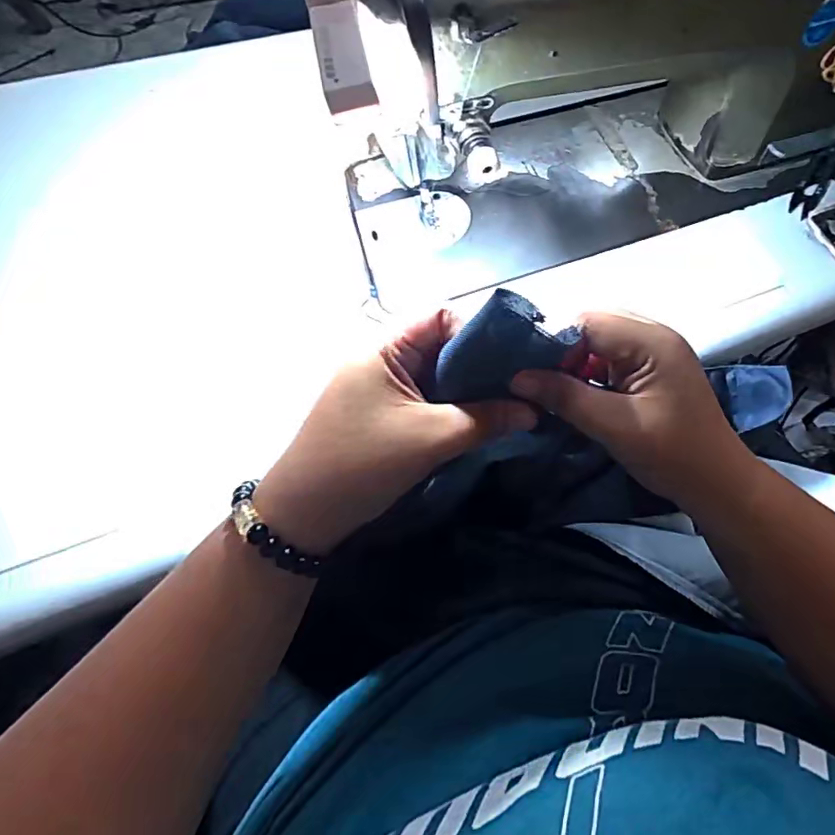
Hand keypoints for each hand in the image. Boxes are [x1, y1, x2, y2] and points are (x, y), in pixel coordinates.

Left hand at [252, 310, 536, 552]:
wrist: (300, 516)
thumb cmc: (363, 464)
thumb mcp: (432, 439)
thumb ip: (487, 419)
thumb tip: (533, 411)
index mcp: (385, 349)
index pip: (440, 317)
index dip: (476, 332)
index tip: (507, 363)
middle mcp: (380, 359)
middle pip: (440, 344)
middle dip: (478, 364)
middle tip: (515, 386)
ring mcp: (378, 386)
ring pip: (435, 373)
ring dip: (466, 388)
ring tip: (502, 404)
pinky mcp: (379, 412)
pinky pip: (424, 396)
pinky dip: (450, 405)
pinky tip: (474, 422)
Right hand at [511, 311, 753, 502]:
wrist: (719, 483)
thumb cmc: (673, 455)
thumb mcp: (615, 427)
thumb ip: (567, 398)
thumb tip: (518, 378)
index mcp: (652, 341)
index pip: (588, 322)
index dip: (554, 344)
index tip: (527, 373)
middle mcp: (655, 335)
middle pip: (594, 326)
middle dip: (563, 352)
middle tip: (537, 382)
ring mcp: (657, 351)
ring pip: (601, 342)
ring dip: (576, 364)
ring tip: (550, 390)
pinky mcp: (654, 369)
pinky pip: (613, 358)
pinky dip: (591, 373)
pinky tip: (576, 395)